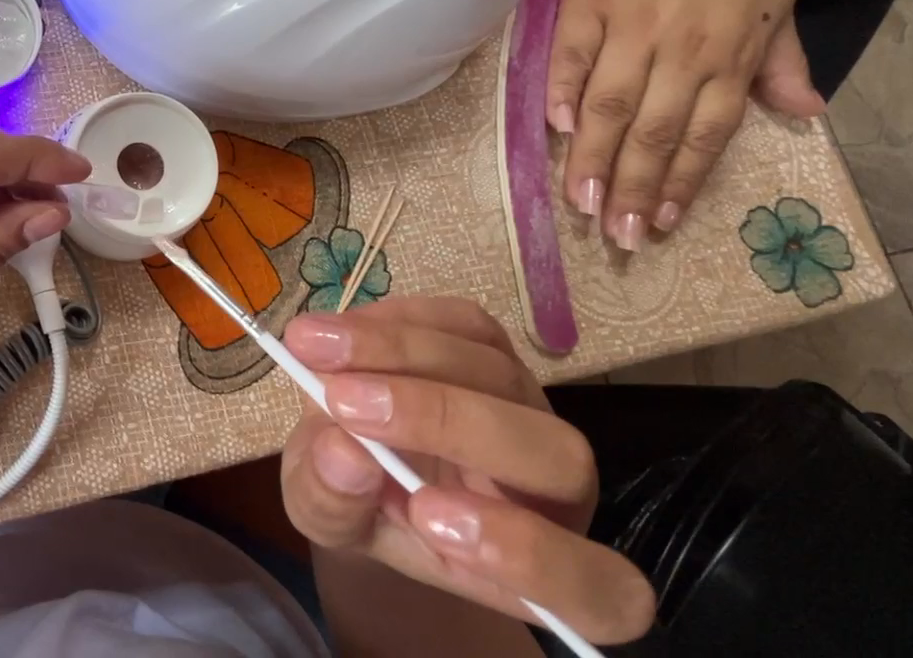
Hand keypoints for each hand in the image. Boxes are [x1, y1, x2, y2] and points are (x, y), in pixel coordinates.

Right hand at [279, 297, 655, 643]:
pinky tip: (339, 329)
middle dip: (444, 421)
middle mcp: (556, 488)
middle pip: (555, 457)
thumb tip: (343, 450)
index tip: (425, 513)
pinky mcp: (493, 349)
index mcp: (540, 567)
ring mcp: (529, 407)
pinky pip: (467, 325)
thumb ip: (332, 500)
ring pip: (497, 375)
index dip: (529, 553)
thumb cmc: (357, 508)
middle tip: (342, 402)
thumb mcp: (324, 519)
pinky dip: (399, 321)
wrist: (354, 455)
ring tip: (312, 348)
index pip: (600, 591)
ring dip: (398, 354)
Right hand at [551, 0, 822, 249]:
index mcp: (730, 51)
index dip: (683, 183)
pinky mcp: (587, 4)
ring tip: (580, 202)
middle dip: (636, 188)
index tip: (660, 225)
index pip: (706, 132)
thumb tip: (800, 113)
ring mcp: (632, 26)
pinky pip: (572, 58)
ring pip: (613, 106)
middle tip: (615, 236)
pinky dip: (564, 94)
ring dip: (596, 158)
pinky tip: (558, 131)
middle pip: (655, 131)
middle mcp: (684, 48)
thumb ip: (777, 58)